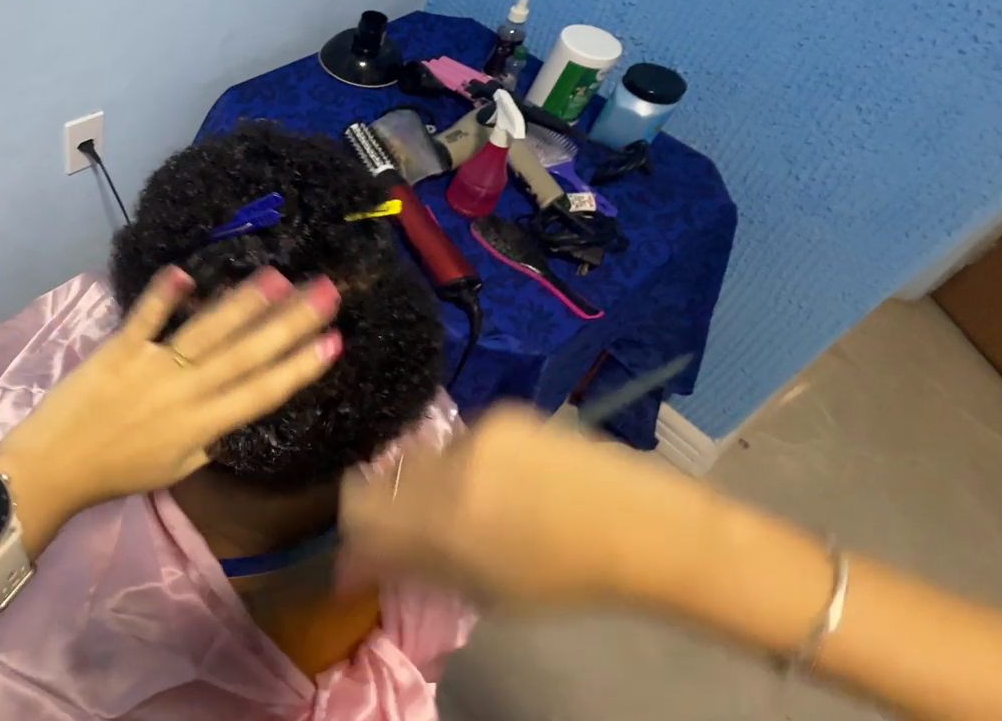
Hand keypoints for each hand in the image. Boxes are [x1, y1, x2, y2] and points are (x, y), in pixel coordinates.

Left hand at [0, 266, 341, 535]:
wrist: (55, 467)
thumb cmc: (118, 472)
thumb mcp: (177, 468)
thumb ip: (208, 438)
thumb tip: (235, 407)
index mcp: (203, 427)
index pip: (262, 393)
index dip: (300, 367)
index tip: (334, 341)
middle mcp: (186, 393)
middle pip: (246, 354)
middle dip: (290, 323)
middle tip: (326, 292)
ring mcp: (152, 367)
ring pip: (206, 332)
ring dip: (243, 304)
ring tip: (277, 277)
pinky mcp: (119, 349)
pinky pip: (145, 318)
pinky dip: (163, 295)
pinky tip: (186, 271)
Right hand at [339, 404, 718, 606]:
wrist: (646, 526)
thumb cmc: (569, 576)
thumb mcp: (486, 591)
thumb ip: (416, 566)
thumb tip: (360, 562)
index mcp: (446, 523)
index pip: (361, 508)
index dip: (355, 526)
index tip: (362, 544)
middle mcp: (452, 468)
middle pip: (384, 477)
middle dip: (390, 504)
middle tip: (419, 527)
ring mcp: (478, 434)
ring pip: (422, 455)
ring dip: (430, 481)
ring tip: (473, 502)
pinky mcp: (502, 411)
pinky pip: (458, 438)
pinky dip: (466, 460)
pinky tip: (501, 478)